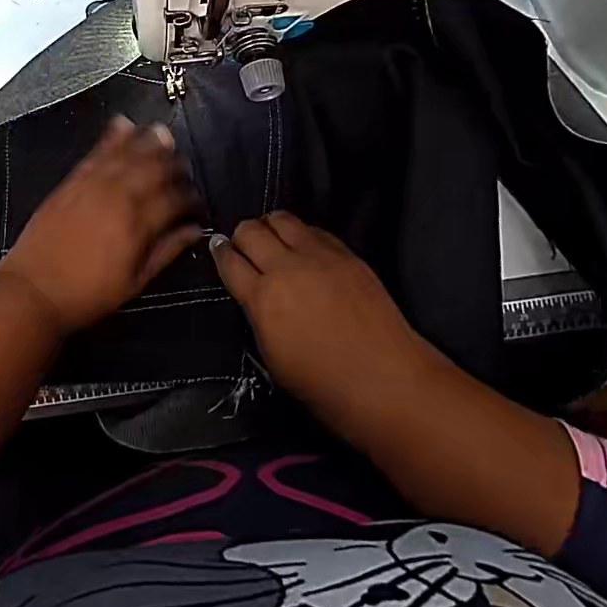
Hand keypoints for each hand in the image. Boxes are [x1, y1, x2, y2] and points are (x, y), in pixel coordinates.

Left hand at [0, 116, 200, 336]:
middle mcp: (118, 198)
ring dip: (148, 142)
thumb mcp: (134, 282)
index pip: (174, 200)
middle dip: (173, 163)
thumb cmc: (85, 294)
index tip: (195, 199)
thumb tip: (192, 232)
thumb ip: (167, 252)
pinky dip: (113, 136)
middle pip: (154, 169)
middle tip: (184, 163)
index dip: (189, 197)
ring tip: (163, 134)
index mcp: (138, 225)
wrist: (32, 291)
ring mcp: (93, 186)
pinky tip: (124, 124)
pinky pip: (97, 153)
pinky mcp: (72, 182)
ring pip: (128, 155)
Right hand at [213, 212, 445, 419]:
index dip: (220, 253)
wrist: (387, 382)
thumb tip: (255, 295)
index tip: (219, 250)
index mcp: (263, 300)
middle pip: (250, 230)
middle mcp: (287, 269)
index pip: (230, 261)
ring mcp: (319, 256)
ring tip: (273, 241)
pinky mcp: (346, 253)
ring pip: (281, 218)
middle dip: (241, 236)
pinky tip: (305, 249)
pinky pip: (313, 229)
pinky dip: (301, 234)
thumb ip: (259, 316)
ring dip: (269, 227)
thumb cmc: (325, 387)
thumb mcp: (273, 358)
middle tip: (245, 248)